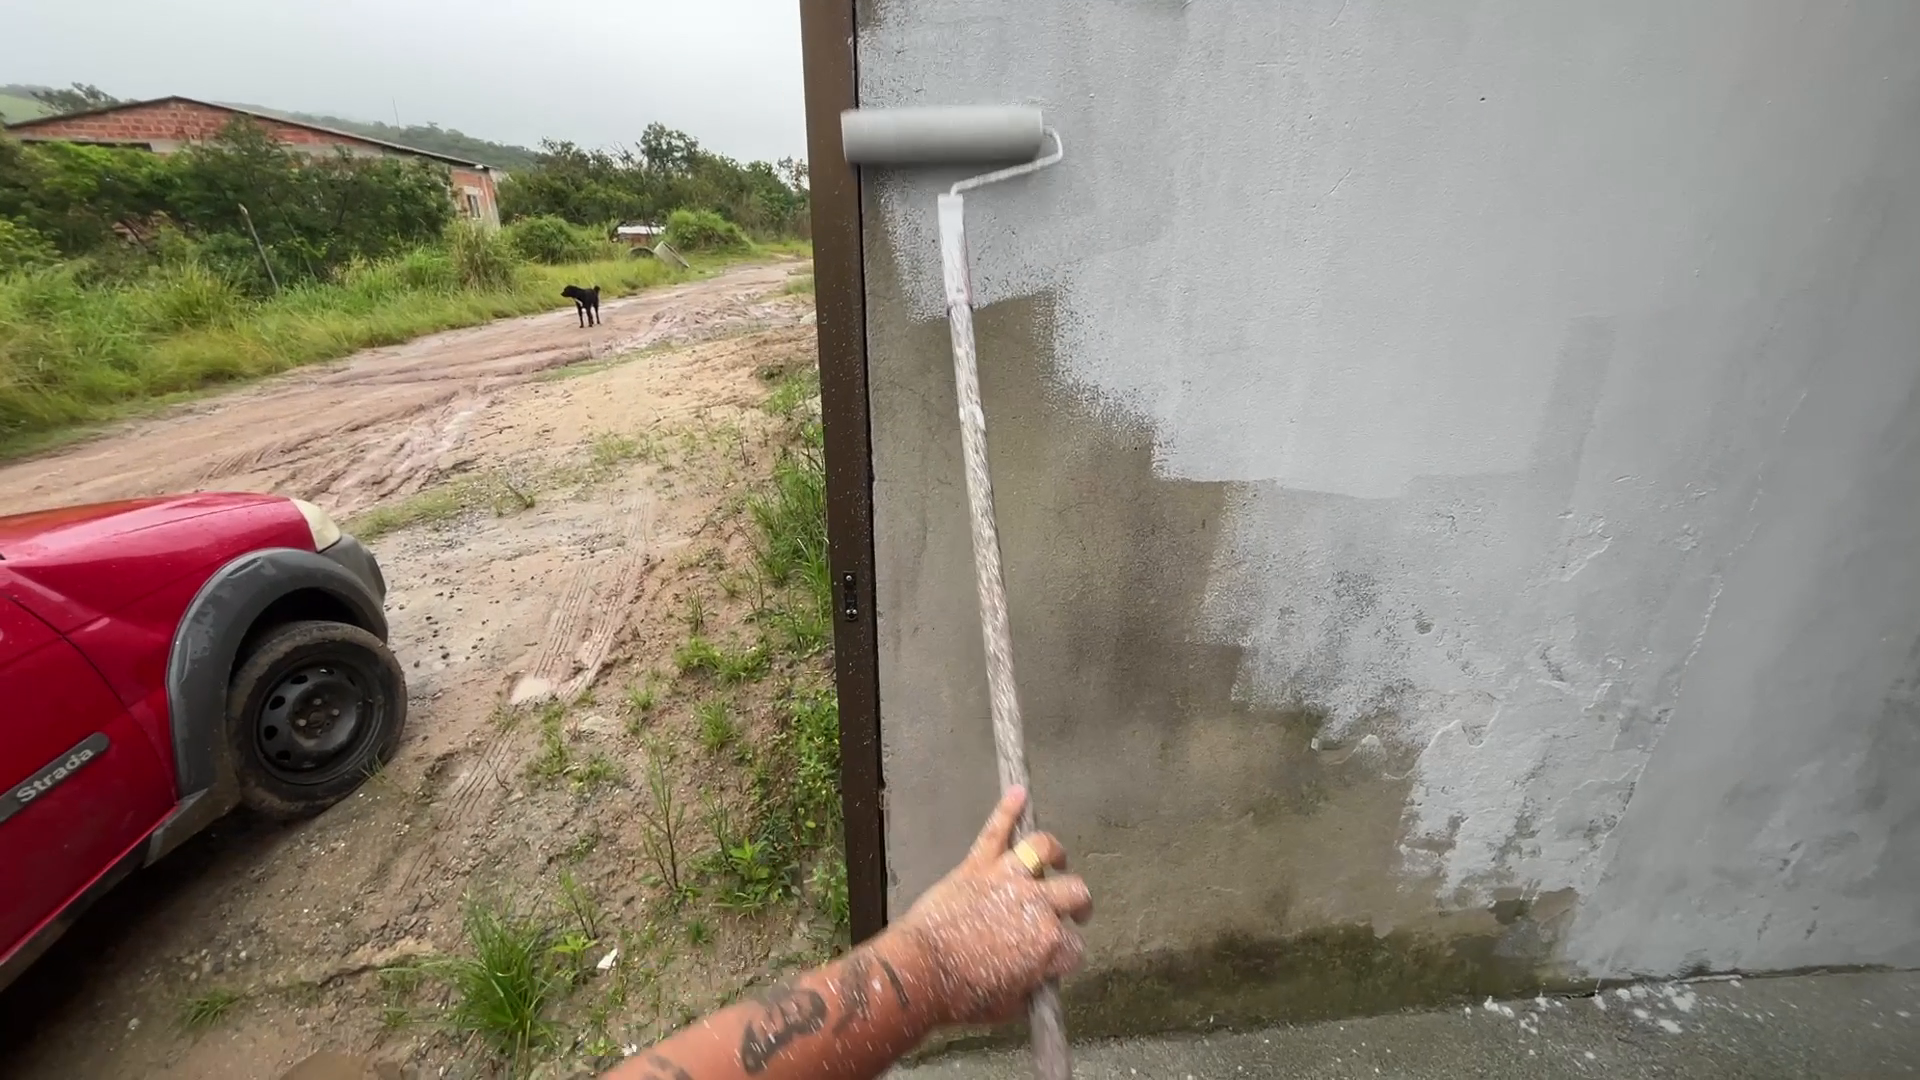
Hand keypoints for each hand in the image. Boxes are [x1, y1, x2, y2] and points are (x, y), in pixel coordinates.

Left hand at [886, 786, 1092, 1026]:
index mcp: (1047, 944)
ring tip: (1056, 858)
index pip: (1074, 947)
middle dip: (1078, 903)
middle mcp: (1036, 904)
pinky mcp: (978, 864)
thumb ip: (1030, 985)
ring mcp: (1007, 878)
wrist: (922, 971)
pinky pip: (996, 829)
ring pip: (1041, 849)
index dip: (1067, 953)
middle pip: (1074, 892)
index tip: (1058, 957)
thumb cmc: (962, 994)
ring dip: (1054, 852)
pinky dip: (1008, 808)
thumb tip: (1033, 976)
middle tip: (1075, 910)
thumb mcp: (1009, 1005)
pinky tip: (1019, 791)